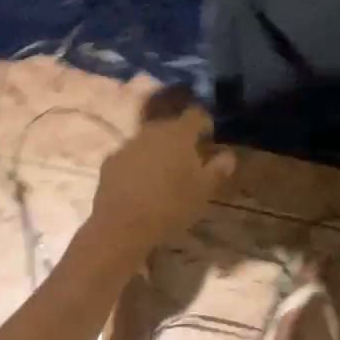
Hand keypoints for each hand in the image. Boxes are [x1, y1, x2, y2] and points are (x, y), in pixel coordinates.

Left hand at [84, 100, 235, 263]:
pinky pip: (131, 155)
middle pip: (171, 126)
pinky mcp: (111, 160)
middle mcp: (153, 130)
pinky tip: (140, 184)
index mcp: (179, 133)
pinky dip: (138, 163)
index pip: (196, 114)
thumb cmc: (171, 206)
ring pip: (149, 140)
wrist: (122, 226)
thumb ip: (218, 169)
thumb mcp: (203, 191)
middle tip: (188, 159)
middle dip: (181, 138)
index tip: (209, 137)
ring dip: (158, 150)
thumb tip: (228, 155)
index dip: (205, 123)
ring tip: (164, 173)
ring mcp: (129, 143)